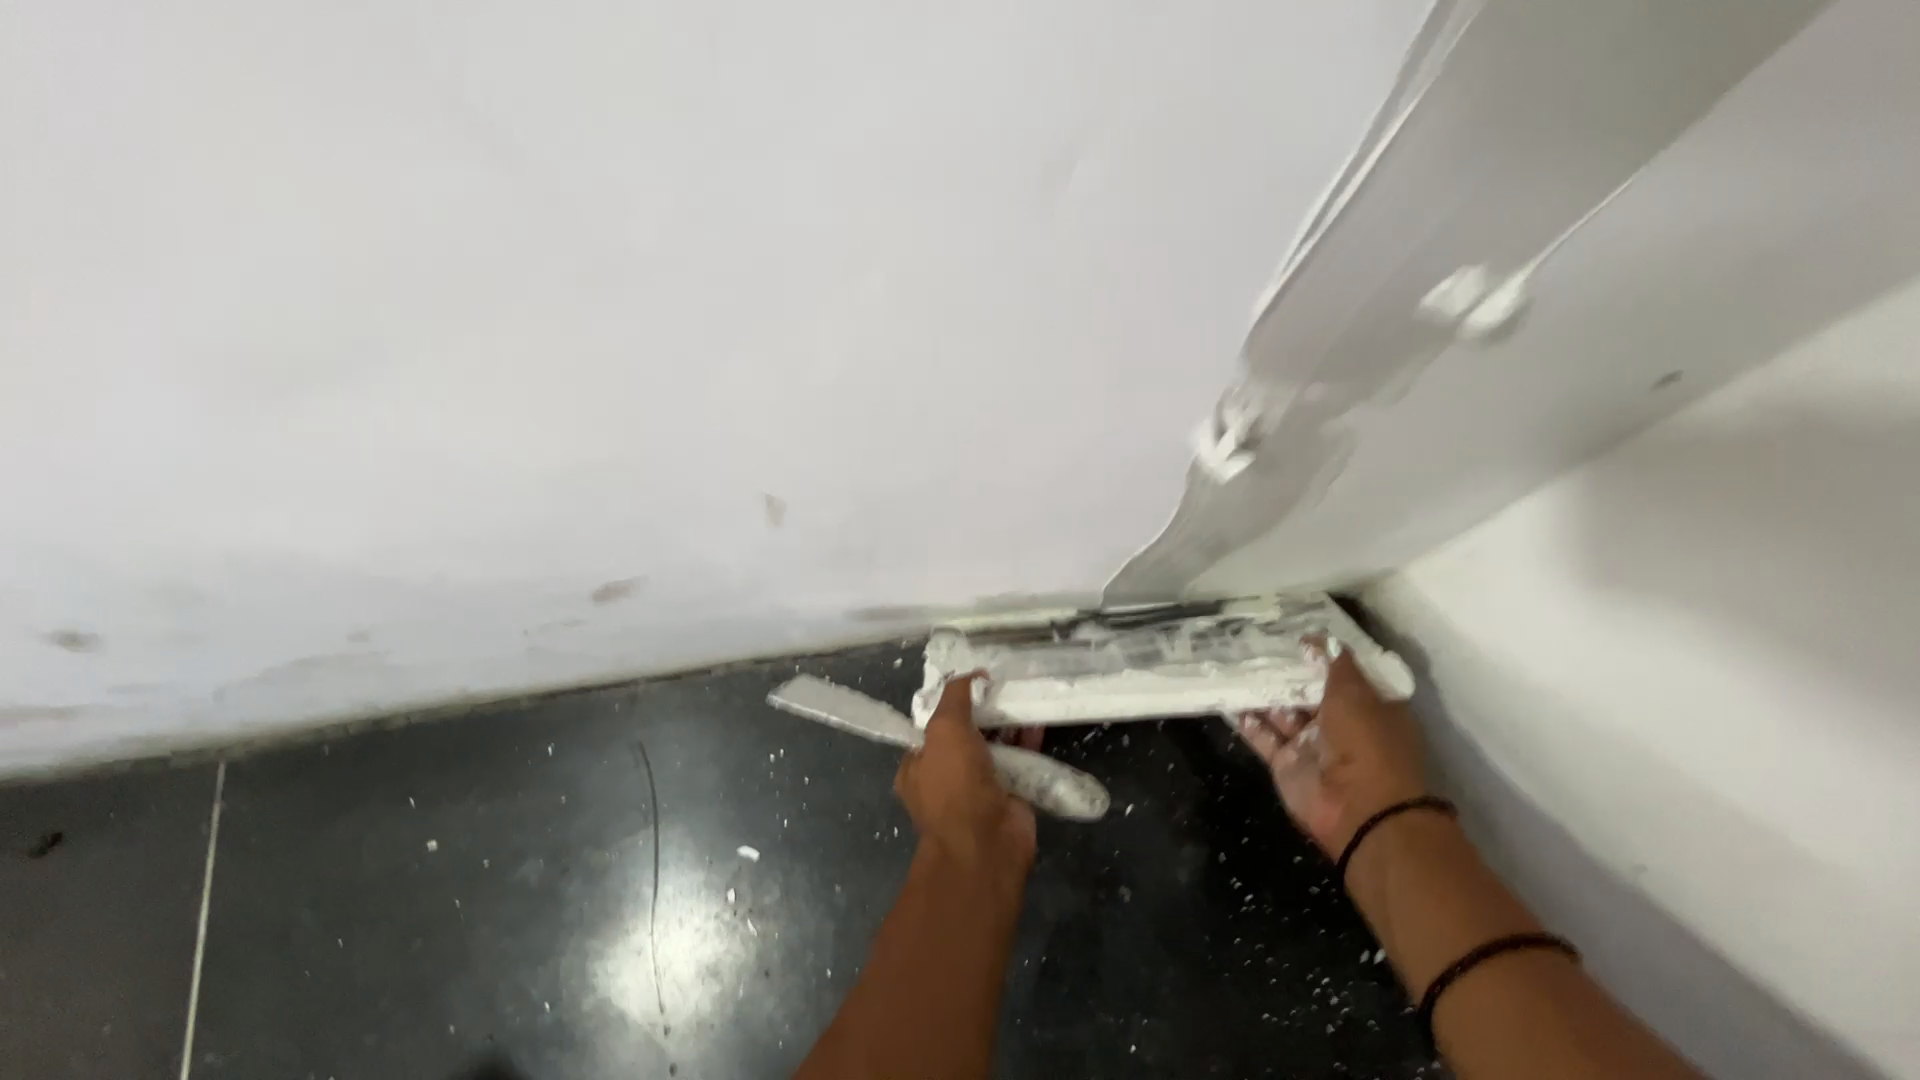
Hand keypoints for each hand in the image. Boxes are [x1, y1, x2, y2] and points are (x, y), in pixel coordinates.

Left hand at [895, 674, 1037, 875]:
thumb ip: (955, 697)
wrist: (985, 846)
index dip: (951, 705)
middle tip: (1003, 687)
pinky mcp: (1011, 797)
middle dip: (985, 713)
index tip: (974, 685)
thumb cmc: (954, 786)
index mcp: (919, 766)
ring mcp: (980, 789)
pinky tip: (1041, 720)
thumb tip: (972, 675)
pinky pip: (1020, 762)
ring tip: (1024, 695)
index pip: (932, 728)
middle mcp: (946, 778)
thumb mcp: (944, 729)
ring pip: (996, 748)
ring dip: (1009, 724)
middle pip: (967, 735)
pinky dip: (1029, 742)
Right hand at [1236, 648, 1426, 858]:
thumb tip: (1317, 638)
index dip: (1320, 656)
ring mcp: (1311, 746)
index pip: (1342, 675)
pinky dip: (1245, 720)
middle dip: (1285, 673)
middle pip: (1307, 693)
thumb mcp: (1355, 693)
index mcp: (1368, 707)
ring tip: (1234, 666)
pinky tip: (1226, 698)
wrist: (1358, 809)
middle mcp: (1341, 725)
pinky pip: (1262, 736)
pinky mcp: (1286, 763)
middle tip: (1254, 646)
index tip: (1293, 635)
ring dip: (1261, 693)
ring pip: (1281, 712)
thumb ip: (1335, 663)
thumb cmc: (1366, 742)